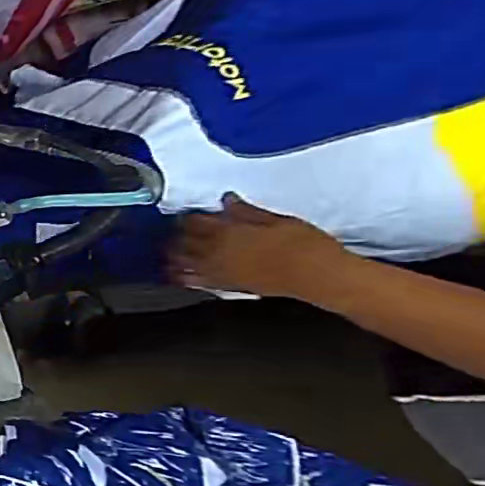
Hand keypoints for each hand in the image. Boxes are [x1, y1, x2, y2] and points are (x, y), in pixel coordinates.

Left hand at [167, 193, 355, 300]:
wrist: (319, 276)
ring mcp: (220, 270)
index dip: (188, 216)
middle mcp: (218, 251)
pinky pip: (195, 282)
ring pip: (184, 261)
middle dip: (176, 234)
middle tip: (172, 229)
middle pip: (185, 241)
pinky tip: (172, 275)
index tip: (185, 213)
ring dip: (172, 254)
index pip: (196, 221)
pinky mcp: (226, 286)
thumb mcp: (277, 219)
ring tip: (165, 249)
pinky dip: (181, 277)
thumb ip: (247, 211)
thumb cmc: (305, 245)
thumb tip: (227, 199)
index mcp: (229, 231)